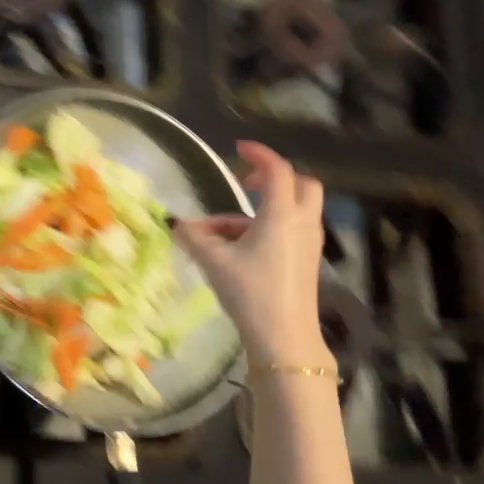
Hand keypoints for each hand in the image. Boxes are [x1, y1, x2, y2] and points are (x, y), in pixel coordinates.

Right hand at [173, 141, 332, 368]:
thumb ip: (194, 237)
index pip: (277, 172)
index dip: (259, 156)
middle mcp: (302, 222)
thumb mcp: (214, 262)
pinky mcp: (306, 259)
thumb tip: (175, 223)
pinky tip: (237, 250)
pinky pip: (289, 229)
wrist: (283, 334)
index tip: (240, 149)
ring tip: (219, 234)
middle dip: (274, 179)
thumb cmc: (250, 291)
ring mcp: (308, 241)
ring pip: (292, 210)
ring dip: (260, 210)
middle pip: (300, 185)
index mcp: (281, 215)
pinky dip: (266, 228)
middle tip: (246, 184)